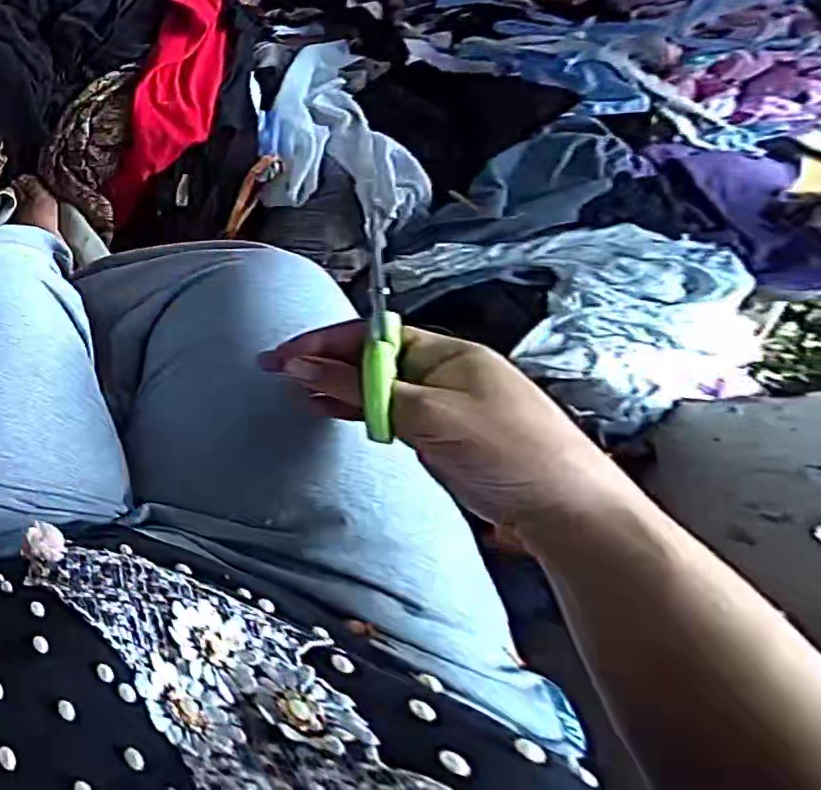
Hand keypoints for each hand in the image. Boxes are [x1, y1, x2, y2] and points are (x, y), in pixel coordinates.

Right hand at [258, 321, 637, 533]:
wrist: (574, 517)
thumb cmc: (510, 452)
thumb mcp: (426, 413)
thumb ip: (358, 387)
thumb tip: (300, 365)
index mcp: (447, 352)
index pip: (370, 334)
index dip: (323, 342)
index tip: (285, 356)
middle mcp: (440, 371)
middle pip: (367, 357)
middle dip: (322, 363)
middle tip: (279, 373)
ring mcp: (438, 402)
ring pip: (371, 385)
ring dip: (333, 387)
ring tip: (297, 393)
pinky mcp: (436, 431)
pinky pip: (382, 410)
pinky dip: (353, 409)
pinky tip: (327, 411)